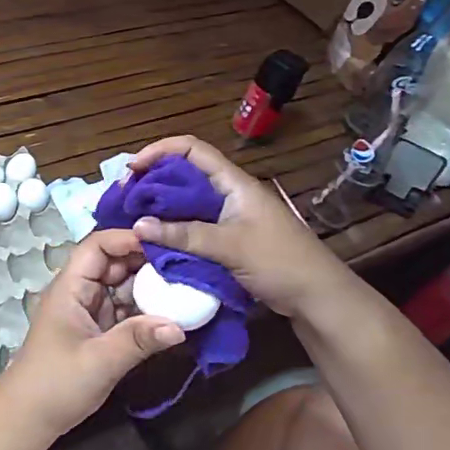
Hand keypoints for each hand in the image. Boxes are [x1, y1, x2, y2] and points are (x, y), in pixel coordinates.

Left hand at [0, 229, 184, 441]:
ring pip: (121, 285)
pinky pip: (124, 308)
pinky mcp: (97, 330)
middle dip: (145, 259)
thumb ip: (137, 340)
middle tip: (185, 262)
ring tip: (186, 281)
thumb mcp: (99, 362)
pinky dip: (145, 308)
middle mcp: (79, 292)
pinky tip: (172, 310)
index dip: (126, 239)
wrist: (28, 418)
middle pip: (113, 262)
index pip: (97, 246)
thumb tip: (178, 325)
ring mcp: (88, 310)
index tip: (162, 243)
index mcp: (70, 287)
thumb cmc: (55, 384)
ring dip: (149, 284)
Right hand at [127, 135, 358, 317]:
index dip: (160, 150)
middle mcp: (230, 193)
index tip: (133, 168)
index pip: (192, 149)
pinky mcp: (231, 238)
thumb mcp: (229, 247)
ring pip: (188, 200)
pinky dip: (174, 227)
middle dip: (154, 179)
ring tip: (135, 216)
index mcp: (234, 182)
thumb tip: (138, 225)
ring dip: (161, 205)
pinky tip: (157, 239)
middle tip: (127, 195)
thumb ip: (183, 235)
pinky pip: (194, 223)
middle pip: (185, 172)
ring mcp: (231, 216)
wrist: (322, 301)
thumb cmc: (281, 263)